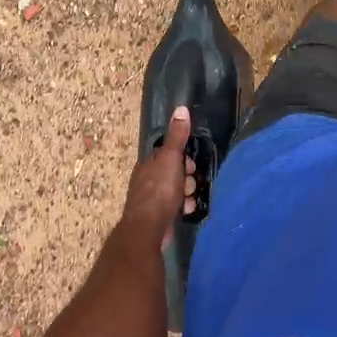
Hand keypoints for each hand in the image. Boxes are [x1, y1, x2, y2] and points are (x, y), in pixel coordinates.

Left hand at [120, 106, 198, 246]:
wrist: (148, 228)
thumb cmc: (159, 190)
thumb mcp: (171, 158)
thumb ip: (177, 136)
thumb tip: (181, 108)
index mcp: (148, 163)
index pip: (168, 152)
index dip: (182, 156)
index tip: (189, 164)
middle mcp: (147, 178)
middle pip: (173, 171)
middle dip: (186, 176)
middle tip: (189, 183)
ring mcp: (150, 199)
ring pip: (175, 189)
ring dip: (186, 193)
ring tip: (189, 199)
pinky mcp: (157, 216)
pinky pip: (174, 206)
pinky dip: (182, 207)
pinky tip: (187, 210)